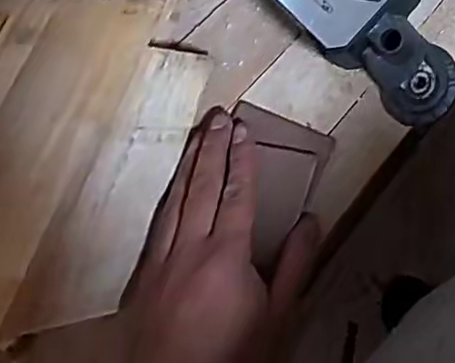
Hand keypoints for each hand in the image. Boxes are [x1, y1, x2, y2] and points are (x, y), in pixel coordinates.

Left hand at [122, 108, 321, 362]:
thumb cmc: (233, 358)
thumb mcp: (276, 319)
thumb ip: (294, 266)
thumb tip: (312, 219)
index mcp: (226, 256)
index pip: (236, 192)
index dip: (241, 157)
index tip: (243, 128)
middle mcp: (189, 251)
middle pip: (202, 187)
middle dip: (212, 148)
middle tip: (219, 116)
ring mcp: (161, 265)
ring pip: (175, 201)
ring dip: (188, 164)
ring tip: (197, 135)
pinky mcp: (142, 282)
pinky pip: (157, 225)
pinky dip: (168, 197)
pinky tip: (173, 186)